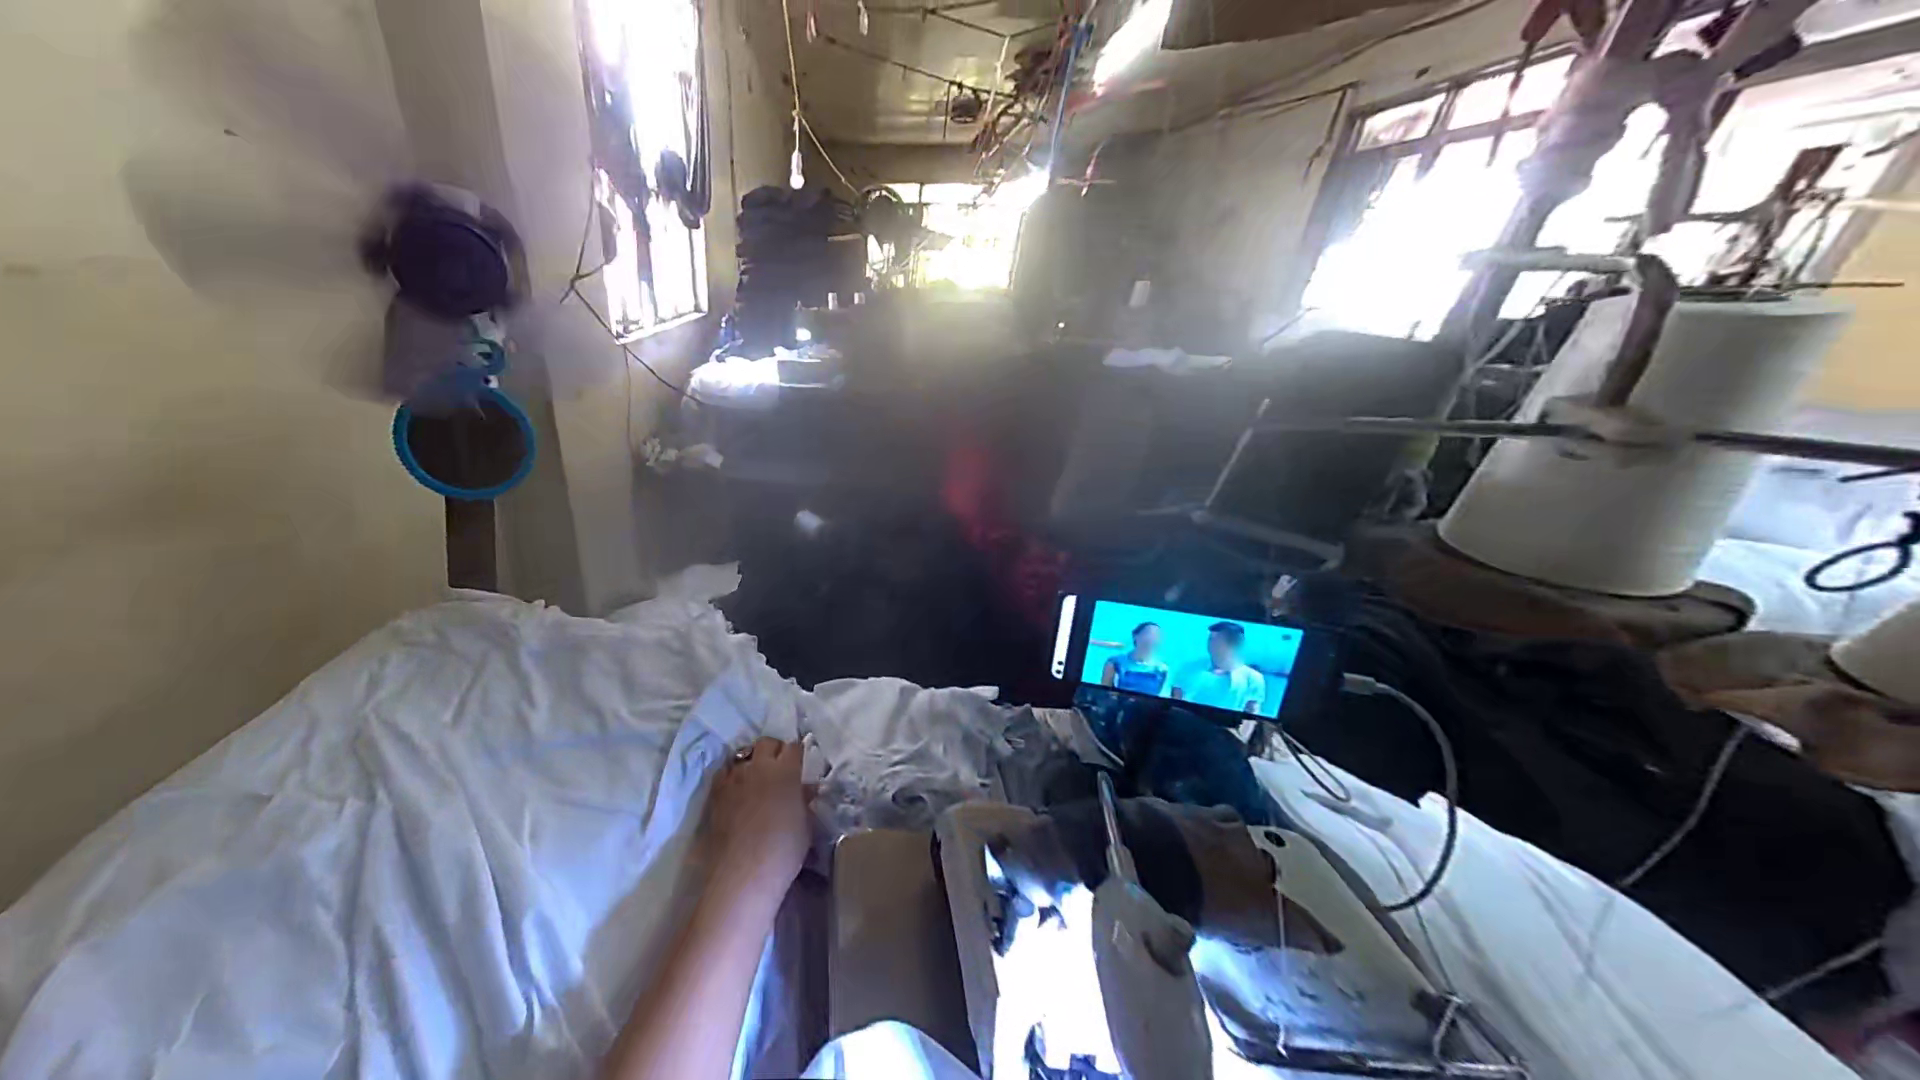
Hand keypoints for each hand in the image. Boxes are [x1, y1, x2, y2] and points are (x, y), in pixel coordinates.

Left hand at [705, 737, 811, 897]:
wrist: (743, 874)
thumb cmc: (784, 851)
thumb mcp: (806, 825)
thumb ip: (805, 801)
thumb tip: (806, 789)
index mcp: (786, 771)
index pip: (794, 747)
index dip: (798, 754)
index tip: (800, 764)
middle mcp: (759, 767)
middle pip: (766, 743)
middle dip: (774, 750)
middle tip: (779, 767)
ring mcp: (734, 778)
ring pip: (743, 755)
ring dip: (752, 762)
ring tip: (756, 778)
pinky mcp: (715, 794)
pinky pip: (725, 773)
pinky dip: (732, 776)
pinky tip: (737, 790)